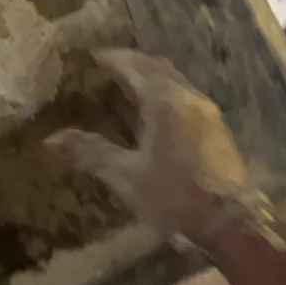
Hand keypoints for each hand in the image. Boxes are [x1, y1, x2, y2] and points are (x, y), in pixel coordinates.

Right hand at [47, 48, 253, 240]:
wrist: (235, 227)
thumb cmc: (177, 197)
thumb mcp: (127, 177)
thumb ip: (90, 153)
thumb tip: (50, 139)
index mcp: (164, 100)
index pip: (133, 64)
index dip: (109, 58)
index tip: (88, 56)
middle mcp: (187, 96)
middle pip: (156, 67)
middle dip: (130, 63)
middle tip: (104, 69)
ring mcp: (207, 112)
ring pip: (173, 80)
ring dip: (150, 78)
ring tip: (126, 88)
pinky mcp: (217, 130)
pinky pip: (184, 97)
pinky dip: (164, 93)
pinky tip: (154, 115)